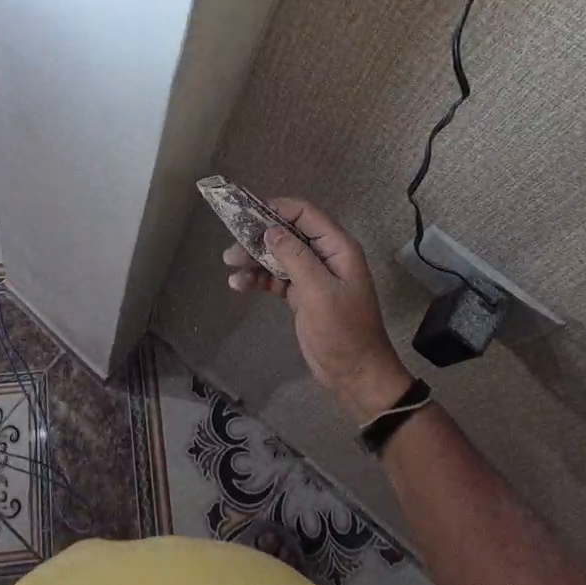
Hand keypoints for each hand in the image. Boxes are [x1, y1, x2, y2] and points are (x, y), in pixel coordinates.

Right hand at [225, 198, 413, 422]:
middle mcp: (324, 256)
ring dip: (253, 259)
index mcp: (337, 248)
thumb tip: (270, 230)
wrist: (356, 375)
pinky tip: (238, 284)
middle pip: (287, 234)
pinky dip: (257, 279)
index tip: (246, 213)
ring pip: (277, 256)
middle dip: (259, 237)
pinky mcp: (301, 295)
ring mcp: (312, 276)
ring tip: (229, 265)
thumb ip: (295, 257)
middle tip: (232, 246)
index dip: (276, 209)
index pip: (305, 214)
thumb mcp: (319, 292)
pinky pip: (275, 278)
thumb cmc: (344, 332)